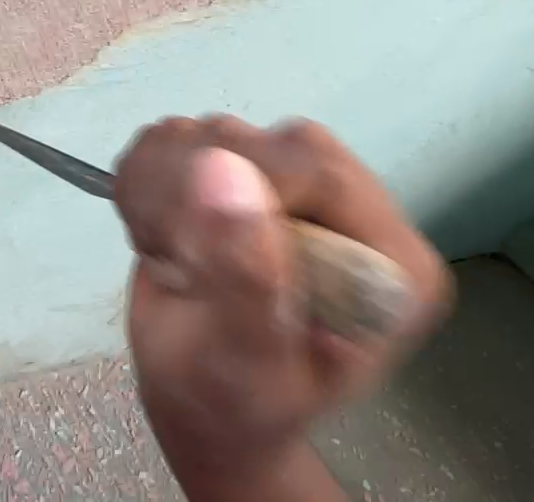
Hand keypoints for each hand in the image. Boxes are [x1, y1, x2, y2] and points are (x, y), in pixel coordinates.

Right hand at [113, 117, 450, 500]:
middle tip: (176, 258)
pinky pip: (177, 135)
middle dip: (196, 194)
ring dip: (164, 189)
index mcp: (386, 259)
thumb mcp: (243, 360)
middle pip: (264, 141)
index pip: (316, 170)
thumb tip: (222, 167)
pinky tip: (156, 230)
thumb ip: (245, 274)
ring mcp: (289, 185)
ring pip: (215, 130)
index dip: (239, 190)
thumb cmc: (229, 403)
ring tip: (168, 253)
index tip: (190, 247)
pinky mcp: (239, 172)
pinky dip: (146, 179)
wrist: (198, 402)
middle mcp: (348, 211)